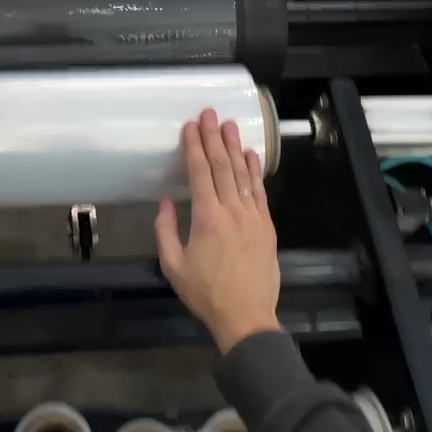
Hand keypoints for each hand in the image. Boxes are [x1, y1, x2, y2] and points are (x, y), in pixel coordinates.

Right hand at [155, 108, 280, 353]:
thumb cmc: (205, 294)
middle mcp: (232, 211)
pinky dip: (255, 171)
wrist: (246, 319)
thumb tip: (165, 202)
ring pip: (242, 174)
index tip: (190, 126)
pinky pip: (260, 192)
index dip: (194, 147)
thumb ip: (165, 230)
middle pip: (222, 166)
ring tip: (229, 124)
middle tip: (210, 113)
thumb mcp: (173, 265)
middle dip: (214, 137)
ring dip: (235, 147)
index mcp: (207, 217)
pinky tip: (251, 155)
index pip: (200, 173)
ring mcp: (253, 217)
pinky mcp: (267, 227)